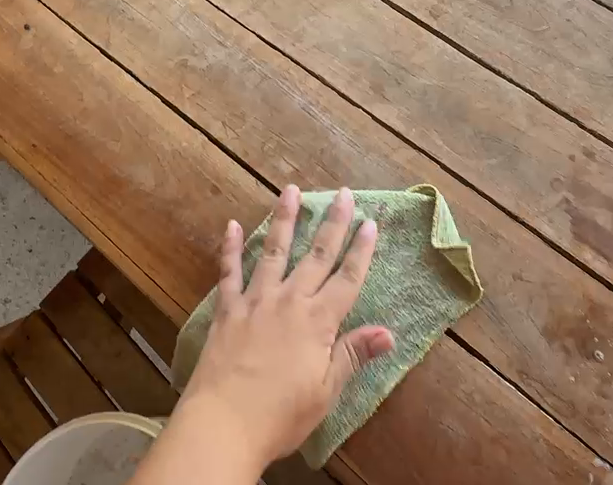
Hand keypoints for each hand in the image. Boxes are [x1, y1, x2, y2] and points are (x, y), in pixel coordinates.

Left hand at [134, 186, 394, 484]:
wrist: (224, 423)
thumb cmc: (281, 415)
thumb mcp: (325, 391)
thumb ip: (353, 354)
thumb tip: (389, 332)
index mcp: (317, 321)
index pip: (346, 278)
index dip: (361, 250)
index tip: (370, 221)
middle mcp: (289, 300)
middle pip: (317, 255)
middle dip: (333, 223)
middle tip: (343, 193)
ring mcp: (256, 300)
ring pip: (274, 250)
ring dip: (285, 219)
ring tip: (292, 190)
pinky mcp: (228, 308)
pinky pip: (230, 271)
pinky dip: (230, 247)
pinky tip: (230, 224)